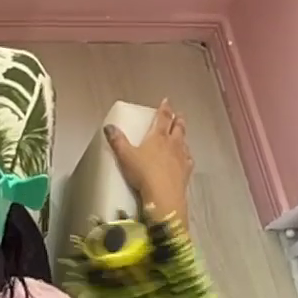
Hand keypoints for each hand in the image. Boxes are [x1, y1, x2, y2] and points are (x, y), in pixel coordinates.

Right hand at [105, 99, 192, 219]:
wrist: (163, 196)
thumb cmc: (143, 173)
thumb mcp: (125, 156)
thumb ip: (117, 141)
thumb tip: (108, 127)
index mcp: (158, 137)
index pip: (163, 118)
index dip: (164, 109)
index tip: (166, 101)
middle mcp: (173, 144)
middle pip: (178, 127)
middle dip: (178, 119)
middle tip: (178, 114)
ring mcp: (182, 158)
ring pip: (184, 141)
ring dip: (183, 135)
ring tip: (182, 132)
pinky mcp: (186, 172)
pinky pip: (188, 159)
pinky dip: (187, 154)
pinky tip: (186, 157)